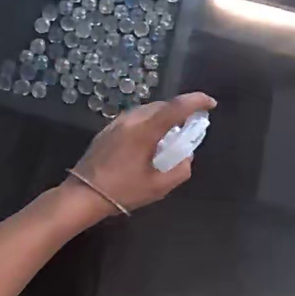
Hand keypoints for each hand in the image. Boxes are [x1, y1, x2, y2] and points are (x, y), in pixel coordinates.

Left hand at [62, 91, 216, 220]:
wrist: (83, 194)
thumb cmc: (123, 191)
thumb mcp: (158, 187)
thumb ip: (180, 169)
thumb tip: (186, 155)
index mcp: (145, 130)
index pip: (176, 107)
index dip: (196, 101)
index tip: (211, 104)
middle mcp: (131, 120)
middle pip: (161, 106)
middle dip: (181, 109)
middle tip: (192, 123)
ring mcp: (116, 123)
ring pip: (147, 110)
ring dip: (163, 116)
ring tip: (172, 132)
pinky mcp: (107, 130)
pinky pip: (135, 118)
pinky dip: (149, 122)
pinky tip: (151, 139)